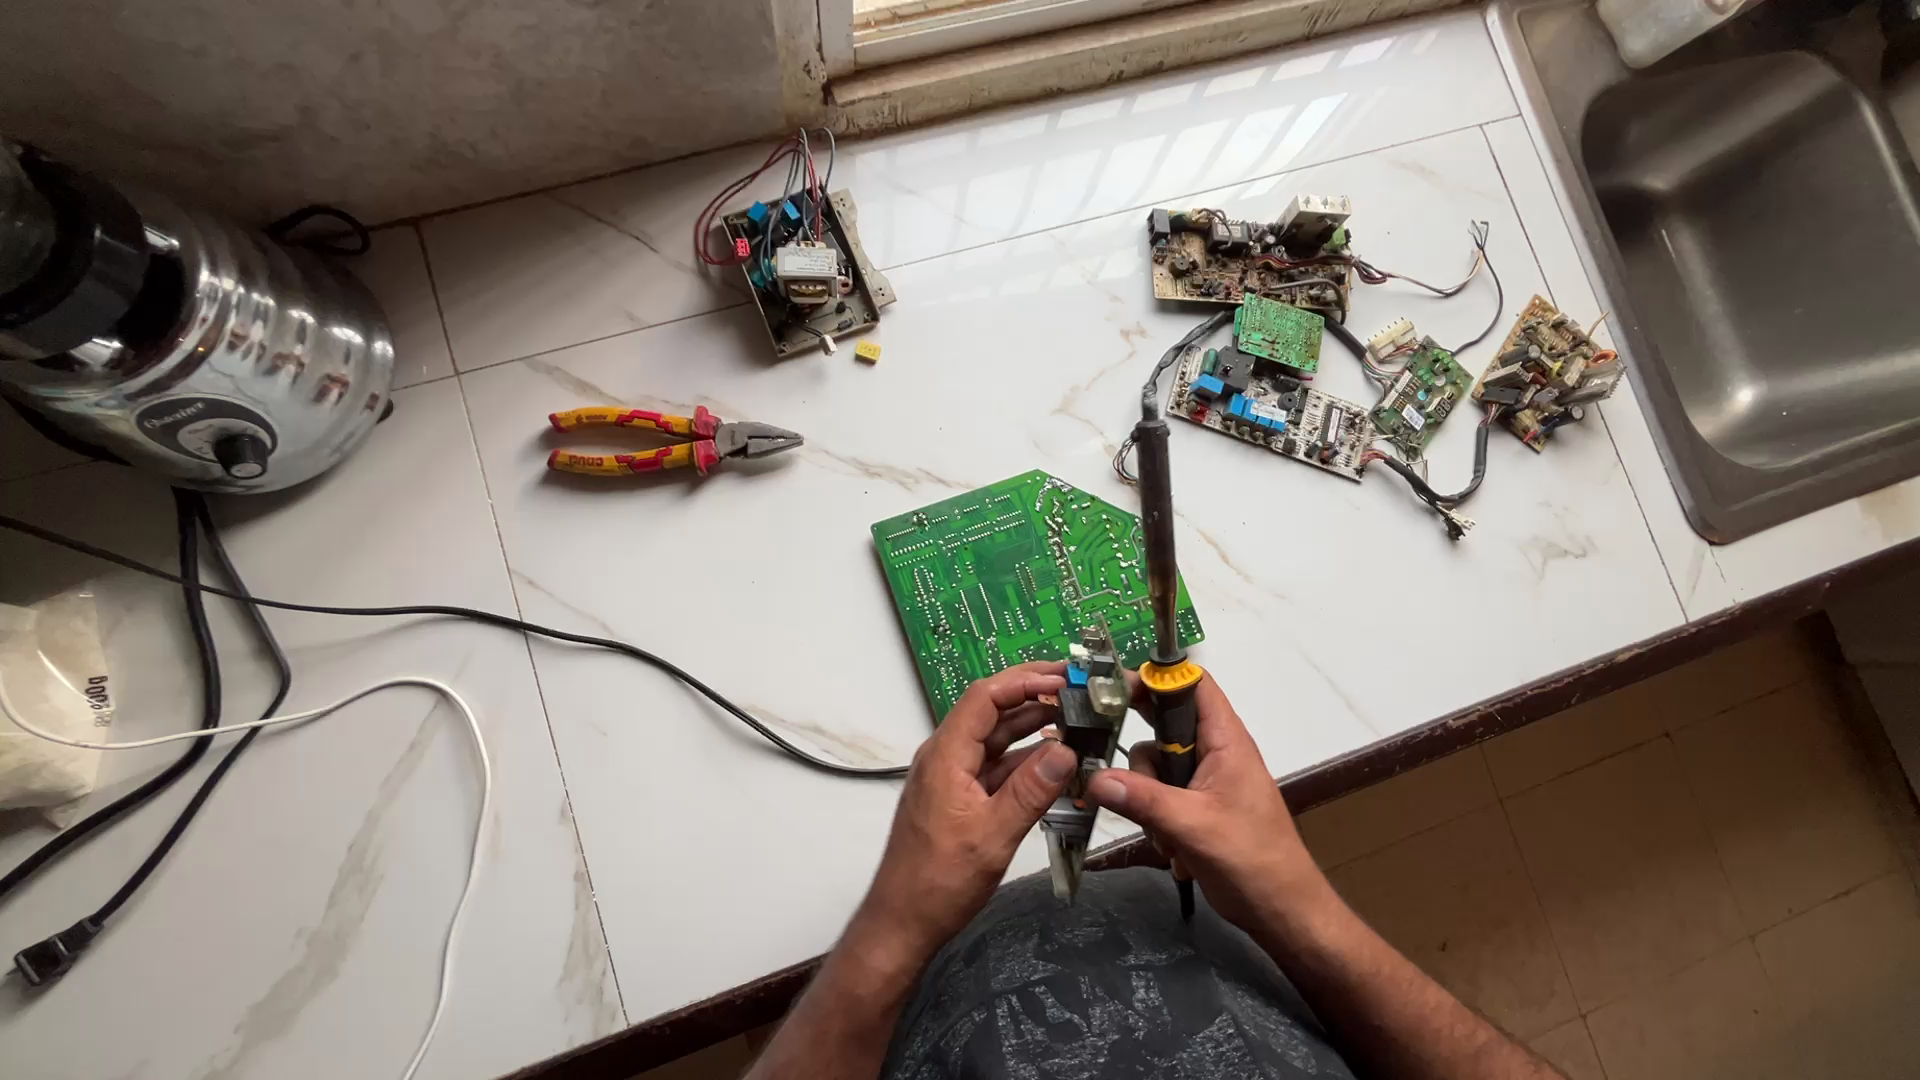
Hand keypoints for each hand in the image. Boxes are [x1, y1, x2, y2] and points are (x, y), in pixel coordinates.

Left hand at [853, 662, 1078, 960]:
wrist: (902, 922)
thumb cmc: (939, 881)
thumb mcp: (992, 836)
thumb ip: (1030, 791)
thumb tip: (1067, 751)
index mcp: (946, 754)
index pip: (985, 698)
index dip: (1024, 682)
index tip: (1064, 679)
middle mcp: (946, 755)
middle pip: (990, 710)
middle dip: (1032, 693)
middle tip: (1075, 687)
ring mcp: (952, 775)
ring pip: (995, 737)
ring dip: (1032, 725)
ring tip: (1073, 716)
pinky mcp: (960, 796)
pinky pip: (995, 764)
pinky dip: (1024, 758)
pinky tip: (1054, 760)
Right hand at [1087, 673, 1329, 937]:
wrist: (1284, 915)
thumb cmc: (1252, 861)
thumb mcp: (1192, 826)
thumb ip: (1141, 799)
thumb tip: (1093, 779)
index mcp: (1225, 739)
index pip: (1192, 683)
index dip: (1154, 677)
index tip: (1111, 688)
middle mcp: (1214, 750)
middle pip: (1163, 722)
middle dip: (1139, 745)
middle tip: (1105, 751)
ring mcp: (1205, 779)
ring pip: (1156, 763)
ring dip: (1147, 794)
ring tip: (1163, 833)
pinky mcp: (1197, 805)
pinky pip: (1160, 793)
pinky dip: (1155, 815)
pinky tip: (1170, 847)